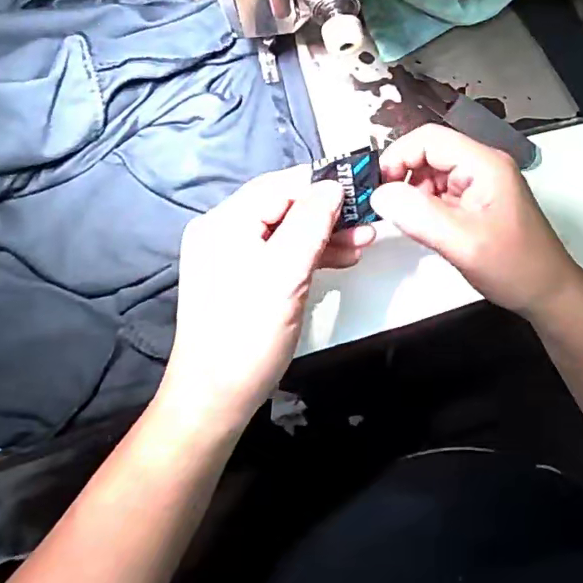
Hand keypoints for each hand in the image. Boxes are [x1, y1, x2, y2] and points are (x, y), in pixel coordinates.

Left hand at [162, 167, 373, 429]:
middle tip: (367, 219)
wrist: (215, 399)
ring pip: (287, 229)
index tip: (361, 187)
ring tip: (363, 241)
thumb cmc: (248, 335)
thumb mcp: (285, 273)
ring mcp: (232, 256)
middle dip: (327, 211)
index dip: (321, 183)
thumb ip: (310, 223)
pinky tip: (341, 257)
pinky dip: (311, 253)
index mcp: (225, 222)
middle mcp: (223, 231)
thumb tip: (333, 186)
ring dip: (325, 233)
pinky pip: (282, 252)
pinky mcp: (244, 278)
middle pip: (284, 205)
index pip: (280, 185)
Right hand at [369, 125, 582, 315]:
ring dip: (413, 193)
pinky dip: (425, 206)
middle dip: (403, 175)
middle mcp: (483, 167)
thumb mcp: (463, 243)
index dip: (398, 156)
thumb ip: (419, 215)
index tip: (378, 185)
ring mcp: (482, 184)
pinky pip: (442, 193)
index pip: (429, 139)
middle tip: (385, 206)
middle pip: (429, 153)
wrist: (549, 293)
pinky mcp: (478, 202)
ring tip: (407, 221)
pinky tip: (424, 227)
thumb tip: (380, 194)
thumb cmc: (518, 268)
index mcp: (485, 165)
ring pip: (432, 173)